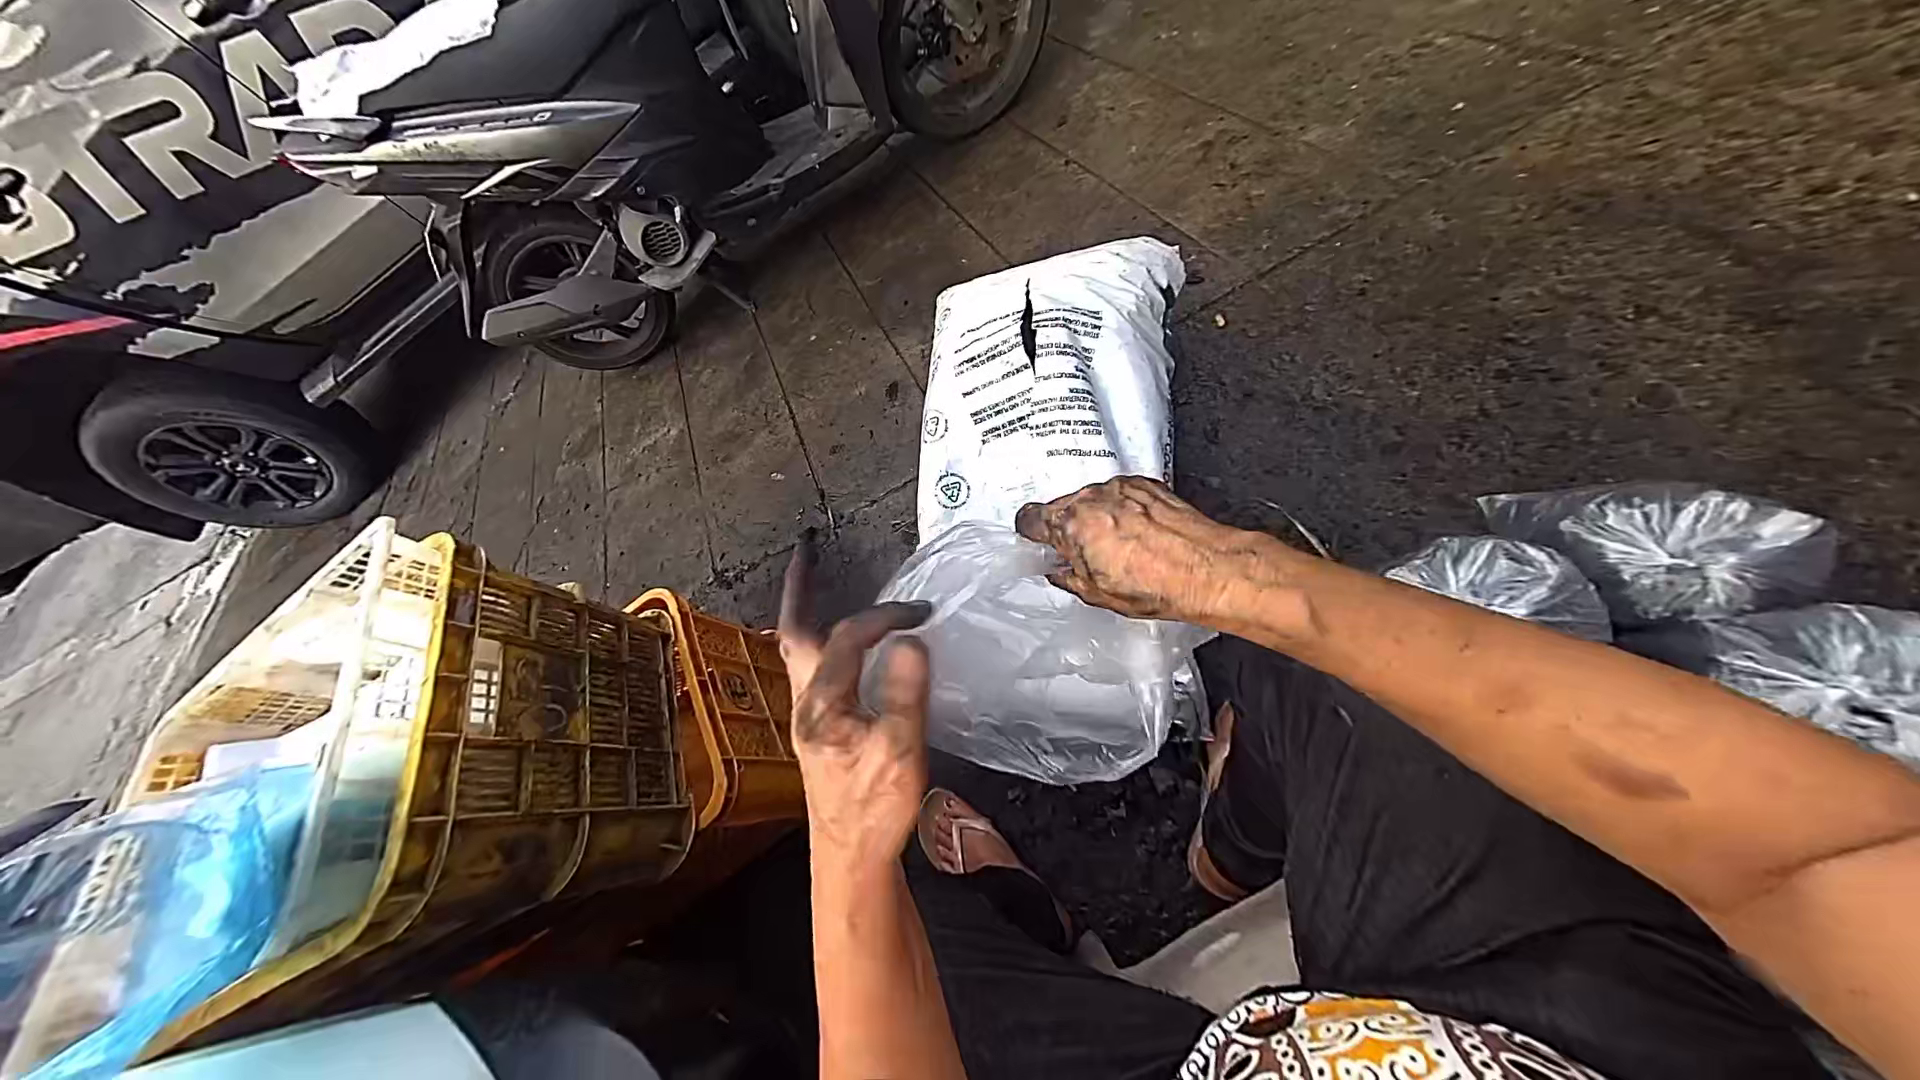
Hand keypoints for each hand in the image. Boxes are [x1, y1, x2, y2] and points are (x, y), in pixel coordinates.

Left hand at [777, 541, 933, 870]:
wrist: (850, 856)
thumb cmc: (874, 808)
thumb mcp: (899, 751)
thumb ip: (904, 693)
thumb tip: (910, 640)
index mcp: (822, 702)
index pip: (850, 638)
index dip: (885, 617)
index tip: (920, 613)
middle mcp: (805, 701)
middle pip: (796, 631)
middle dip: (801, 589)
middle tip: (808, 554)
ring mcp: (808, 713)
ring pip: (799, 648)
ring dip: (808, 612)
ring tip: (816, 584)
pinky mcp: (819, 725)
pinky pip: (813, 665)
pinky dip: (822, 638)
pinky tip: (843, 645)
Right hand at [1014, 476, 1274, 622]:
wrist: (1208, 569)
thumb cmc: (1158, 584)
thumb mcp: (1098, 594)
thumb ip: (1068, 577)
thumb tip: (1059, 572)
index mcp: (1071, 526)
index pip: (1030, 518)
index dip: (1030, 531)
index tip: (1034, 537)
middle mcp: (1091, 499)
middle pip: (1061, 507)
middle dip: (1068, 528)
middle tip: (1085, 553)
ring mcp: (1118, 488)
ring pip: (1090, 499)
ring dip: (1095, 516)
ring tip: (1119, 545)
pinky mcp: (1142, 484)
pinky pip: (1118, 494)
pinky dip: (1121, 508)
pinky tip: (1136, 532)